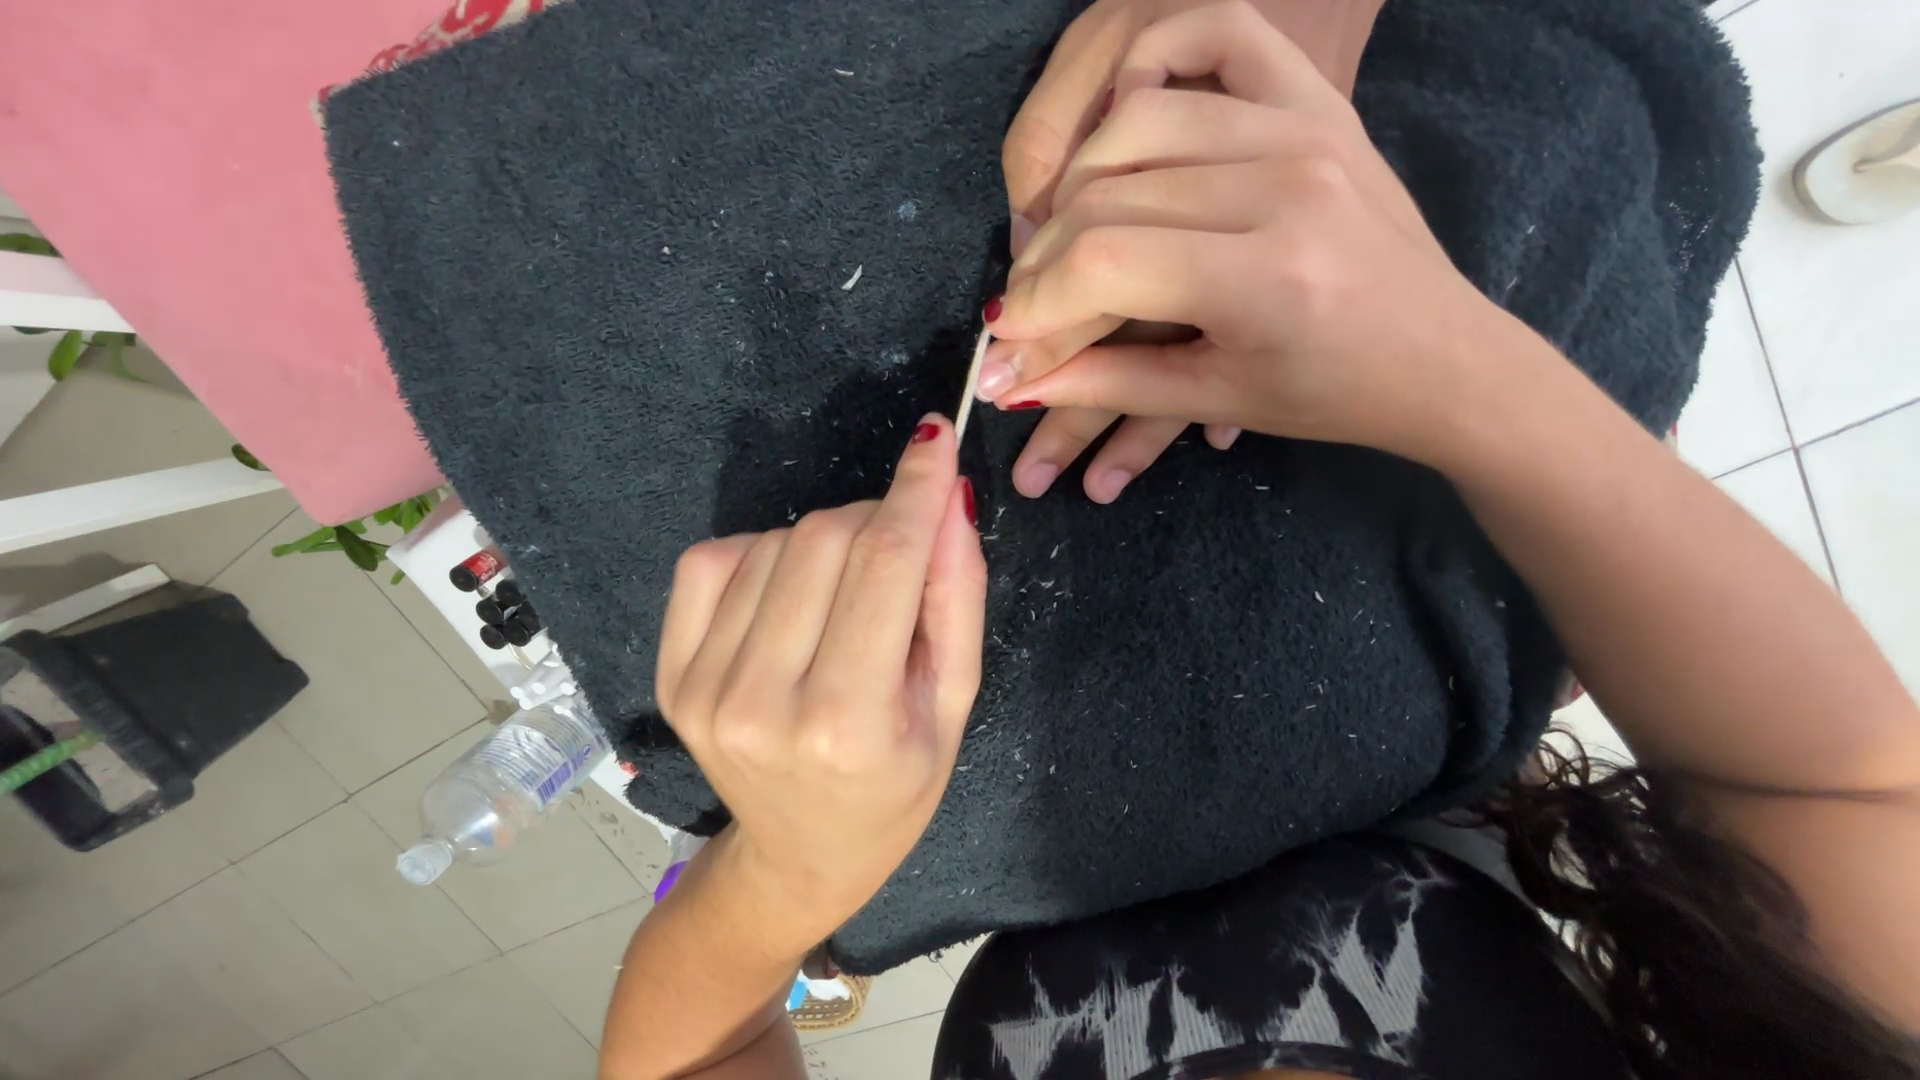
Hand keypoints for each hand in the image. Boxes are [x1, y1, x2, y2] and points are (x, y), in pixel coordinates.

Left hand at [654, 416, 985, 937]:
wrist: (801, 854)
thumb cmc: (896, 786)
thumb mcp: (955, 702)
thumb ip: (957, 596)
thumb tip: (948, 498)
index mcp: (849, 718)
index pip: (885, 564)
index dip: (915, 489)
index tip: (934, 436)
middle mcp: (763, 699)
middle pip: (825, 539)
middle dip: (877, 519)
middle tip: (900, 554)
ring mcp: (704, 686)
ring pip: (773, 542)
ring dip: (823, 543)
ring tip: (844, 599)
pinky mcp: (670, 673)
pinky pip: (713, 559)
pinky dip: (762, 554)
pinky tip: (787, 596)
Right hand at [985, 1, 1504, 465]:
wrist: (1442, 354)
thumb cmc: (1332, 393)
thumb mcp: (1215, 397)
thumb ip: (1104, 382)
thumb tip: (1007, 383)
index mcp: (1266, 278)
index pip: (1102, 263)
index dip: (1033, 302)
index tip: (1002, 338)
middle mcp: (1282, 184)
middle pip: (1105, 197)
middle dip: (1042, 261)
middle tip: (1023, 306)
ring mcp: (1302, 128)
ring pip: (1134, 125)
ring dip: (1075, 185)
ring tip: (1065, 240)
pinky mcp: (1314, 102)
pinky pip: (1214, 41)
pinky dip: (1152, 65)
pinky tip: (1122, 118)